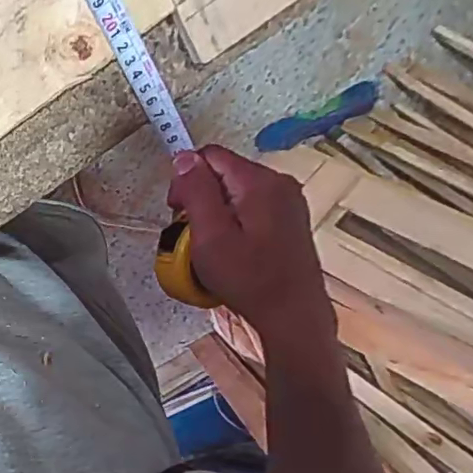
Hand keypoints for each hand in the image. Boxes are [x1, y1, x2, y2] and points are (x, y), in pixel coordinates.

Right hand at [166, 145, 333, 337]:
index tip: (179, 211)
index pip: (210, 155)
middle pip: (224, 172)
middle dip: (201, 196)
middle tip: (193, 233)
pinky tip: (232, 249)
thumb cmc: (251, 282)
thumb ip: (196, 191)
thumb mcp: (211, 236)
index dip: (186, 178)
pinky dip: (235, 222)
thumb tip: (184, 158)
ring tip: (212, 245)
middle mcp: (279, 183)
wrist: (293, 317)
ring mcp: (288, 201)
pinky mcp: (290, 219)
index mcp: (259, 182)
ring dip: (216, 211)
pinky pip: (251, 207)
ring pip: (236, 191)